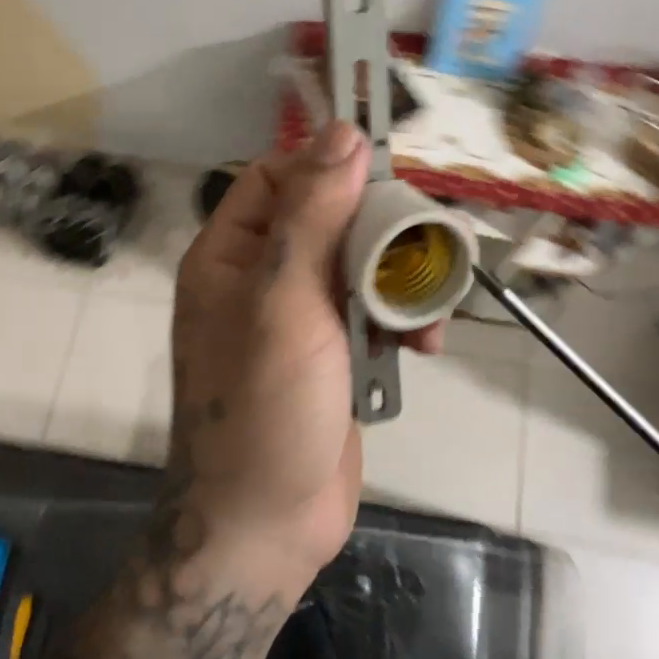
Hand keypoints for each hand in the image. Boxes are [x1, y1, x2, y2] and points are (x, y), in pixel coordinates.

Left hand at [164, 122, 443, 587]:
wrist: (265, 525)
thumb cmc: (265, 408)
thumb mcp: (285, 302)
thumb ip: (314, 215)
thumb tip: (343, 133)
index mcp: (229, 256)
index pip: (277, 178)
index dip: (328, 167)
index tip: (384, 176)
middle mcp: (260, 281)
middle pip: (330, 221)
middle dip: (381, 233)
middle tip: (422, 248)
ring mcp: (299, 323)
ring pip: (360, 269)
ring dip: (400, 283)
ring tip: (428, 313)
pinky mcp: (333, 360)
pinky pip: (372, 318)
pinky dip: (401, 326)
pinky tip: (426, 348)